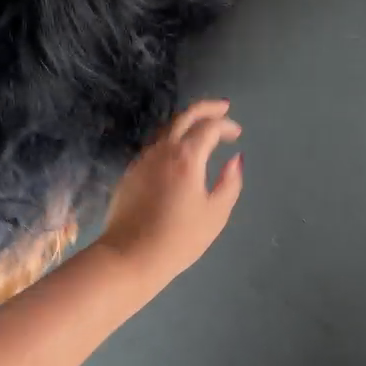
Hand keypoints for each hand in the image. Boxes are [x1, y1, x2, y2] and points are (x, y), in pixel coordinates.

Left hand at [94, 100, 244, 286]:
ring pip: (167, 129)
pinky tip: (179, 154)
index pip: (209, 127)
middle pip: (185, 116)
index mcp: (186, 156)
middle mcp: (163, 150)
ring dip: (187, 123)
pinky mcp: (131, 172)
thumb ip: (229, 183)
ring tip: (202, 129)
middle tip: (223, 108)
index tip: (237, 133)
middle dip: (206, 108)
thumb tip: (235, 159)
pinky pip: (155, 146)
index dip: (225, 125)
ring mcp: (143, 159)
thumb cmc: (178, 239)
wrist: (128, 256)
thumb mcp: (215, 214)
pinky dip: (172, 139)